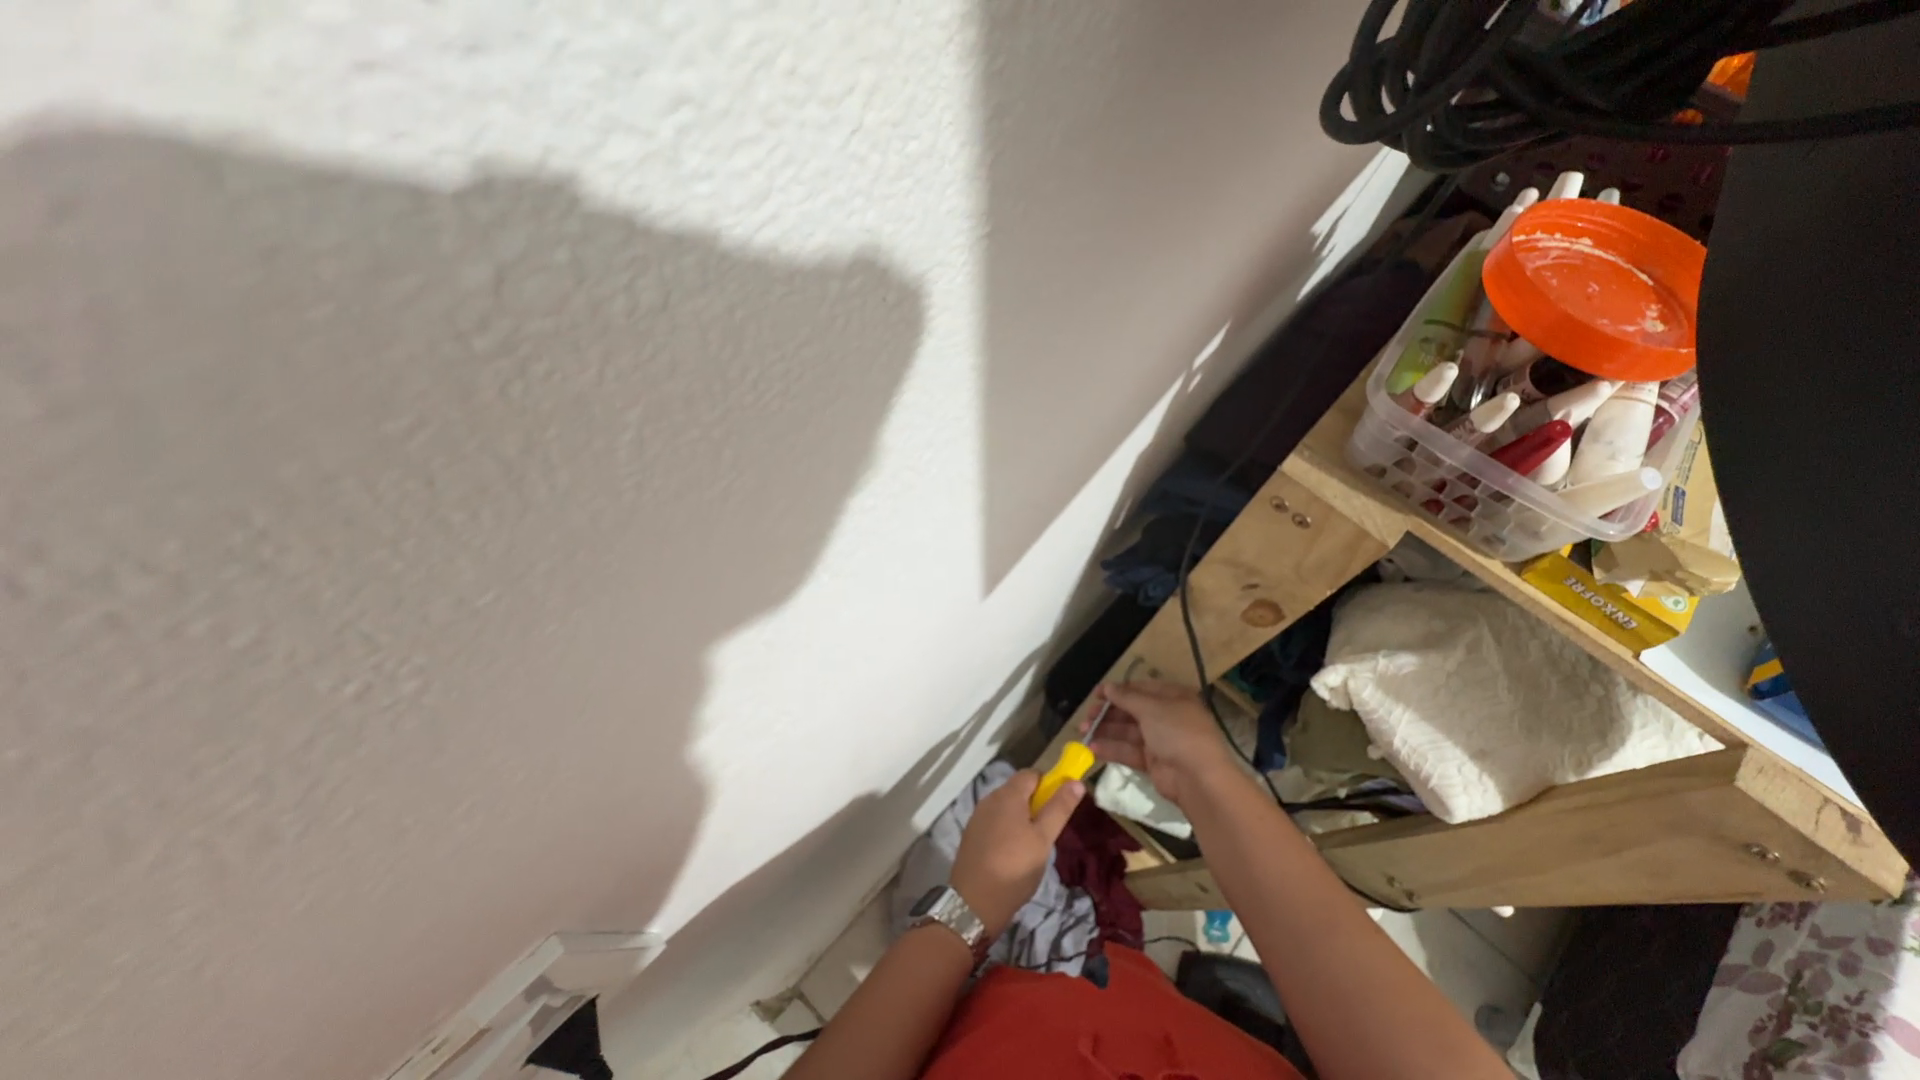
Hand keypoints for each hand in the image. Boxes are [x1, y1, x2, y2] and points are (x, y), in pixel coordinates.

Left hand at [949, 770, 1083, 938]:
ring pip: (1006, 807)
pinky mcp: (972, 835)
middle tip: (1049, 831)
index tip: (1060, 806)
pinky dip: (1007, 829)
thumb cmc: (1015, 867)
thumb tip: (1075, 781)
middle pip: (1018, 790)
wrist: (975, 902)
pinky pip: (995, 822)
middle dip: (1036, 803)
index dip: (1049, 784)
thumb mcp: (1043, 839)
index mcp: (1007, 795)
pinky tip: (1013, 854)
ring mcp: (978, 817)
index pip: (1032, 774)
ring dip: (1022, 818)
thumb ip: (1059, 808)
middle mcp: (989, 799)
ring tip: (1033, 845)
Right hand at [1084, 680, 1240, 806]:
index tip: (1095, 694)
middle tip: (1086, 716)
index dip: (1118, 690)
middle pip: (1132, 711)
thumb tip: (1107, 686)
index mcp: (1172, 698)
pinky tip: (1092, 748)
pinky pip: (1129, 751)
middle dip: (1108, 712)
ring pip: (1128, 732)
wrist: (1197, 777)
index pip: (1141, 689)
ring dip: (1106, 730)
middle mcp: (1166, 717)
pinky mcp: (1153, 762)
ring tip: (1083, 732)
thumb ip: (1126, 697)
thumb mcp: (1151, 708)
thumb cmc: (1177, 732)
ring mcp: (1160, 740)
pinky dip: (1112, 749)